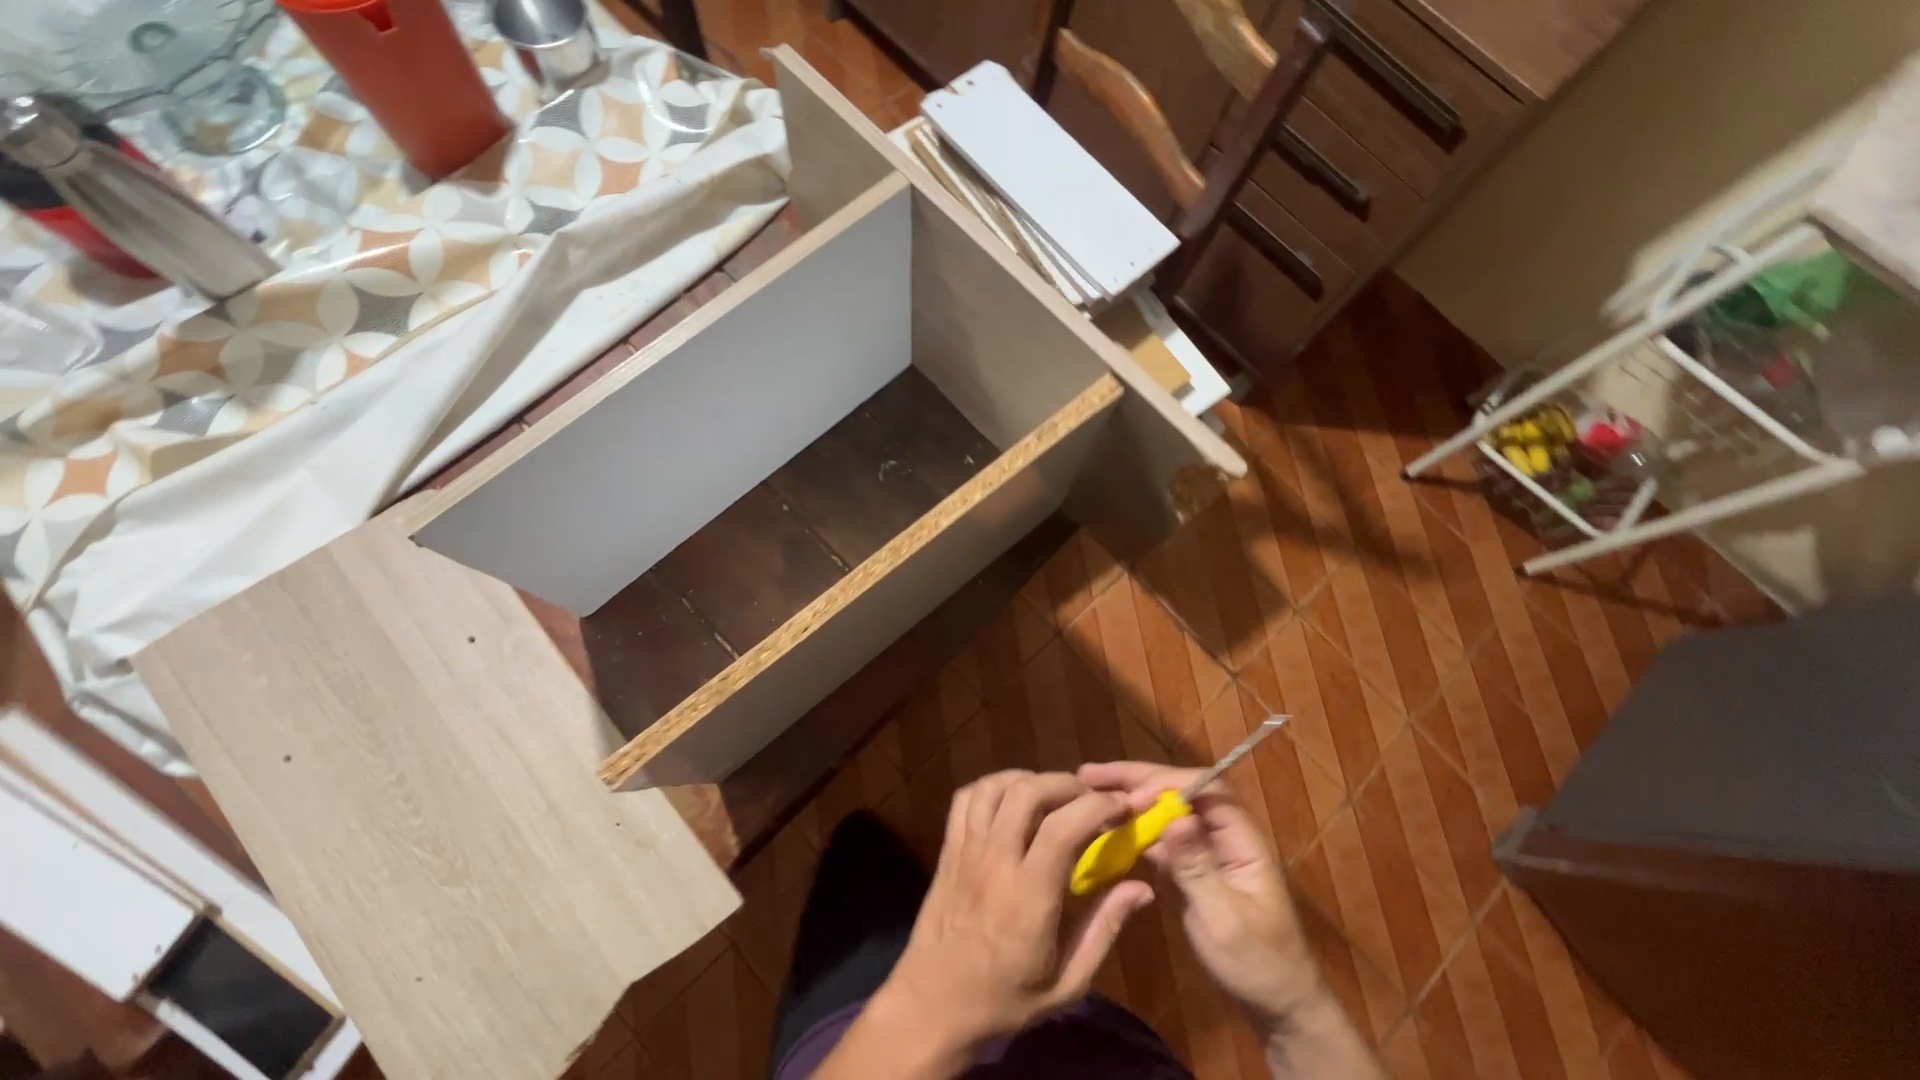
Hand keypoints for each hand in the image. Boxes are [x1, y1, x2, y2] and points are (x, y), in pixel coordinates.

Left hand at [865, 771, 1153, 1065]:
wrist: (932, 1009)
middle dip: (1067, 784)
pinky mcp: (946, 852)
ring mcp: (965, 853)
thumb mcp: (1067, 983)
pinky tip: (1011, 801)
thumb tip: (1141, 887)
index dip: (1098, 805)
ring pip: (994, 787)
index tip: (1123, 807)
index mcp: (1029, 896)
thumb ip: (1104, 929)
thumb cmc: (1004, 1003)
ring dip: (1029, 779)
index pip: (1064, 826)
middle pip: (1028, 792)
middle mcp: (994, 863)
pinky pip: (965, 800)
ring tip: (1054, 796)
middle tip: (1090, 799)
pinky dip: (992, 787)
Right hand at [1079, 761, 1322, 1027]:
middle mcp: (1223, 836)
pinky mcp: (1191, 871)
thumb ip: (1198, 867)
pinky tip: (1105, 830)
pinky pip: (1160, 840)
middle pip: (1179, 792)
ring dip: (1129, 801)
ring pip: (1165, 813)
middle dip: (1136, 781)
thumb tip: (1174, 818)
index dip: (1165, 784)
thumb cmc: (1257, 962)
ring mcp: (1206, 852)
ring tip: (1087, 793)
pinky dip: (1133, 831)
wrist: (1277, 1005)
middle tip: (1088, 775)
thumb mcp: (1225, 918)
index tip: (1129, 797)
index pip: (1204, 789)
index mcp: (1242, 839)